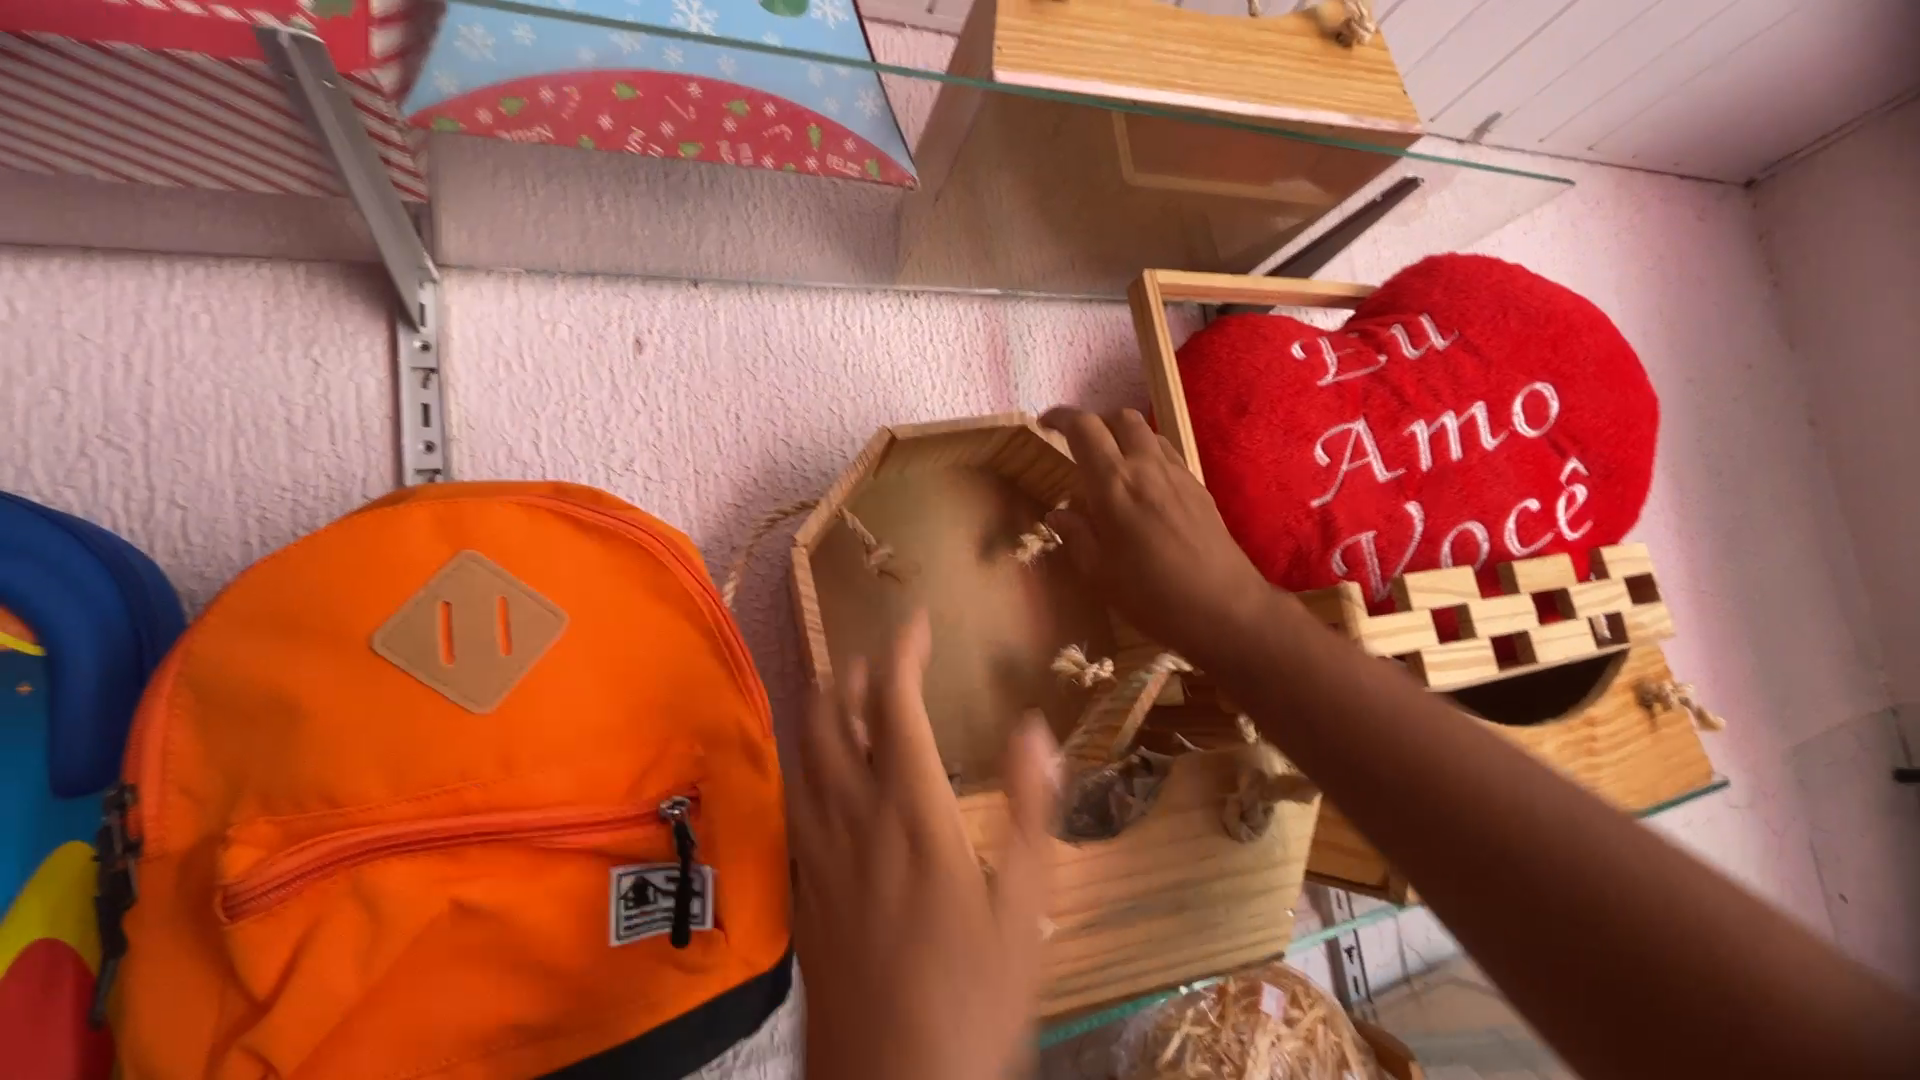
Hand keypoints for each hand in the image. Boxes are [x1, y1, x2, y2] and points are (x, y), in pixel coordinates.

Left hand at [791, 611, 1058, 1079]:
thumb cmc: (974, 995)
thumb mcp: (1024, 906)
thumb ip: (1029, 811)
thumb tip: (1035, 729)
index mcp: (914, 811)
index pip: (897, 706)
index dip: (904, 654)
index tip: (917, 622)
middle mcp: (856, 817)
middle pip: (835, 719)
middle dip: (852, 674)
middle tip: (876, 654)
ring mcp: (820, 851)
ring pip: (804, 754)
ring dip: (820, 709)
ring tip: (841, 689)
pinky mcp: (802, 885)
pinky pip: (795, 800)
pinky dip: (805, 761)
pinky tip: (818, 770)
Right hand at [1040, 407, 1290, 672]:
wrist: (1224, 608)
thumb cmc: (1151, 596)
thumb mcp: (1099, 573)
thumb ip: (1076, 535)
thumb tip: (1058, 514)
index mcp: (1114, 484)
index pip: (1084, 428)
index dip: (1061, 418)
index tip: (1045, 424)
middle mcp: (1147, 467)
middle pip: (1121, 417)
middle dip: (1096, 422)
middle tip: (1080, 446)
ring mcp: (1178, 475)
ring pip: (1148, 432)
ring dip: (1125, 436)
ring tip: (1112, 465)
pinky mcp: (1199, 489)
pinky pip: (1168, 455)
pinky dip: (1148, 456)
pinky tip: (1144, 488)